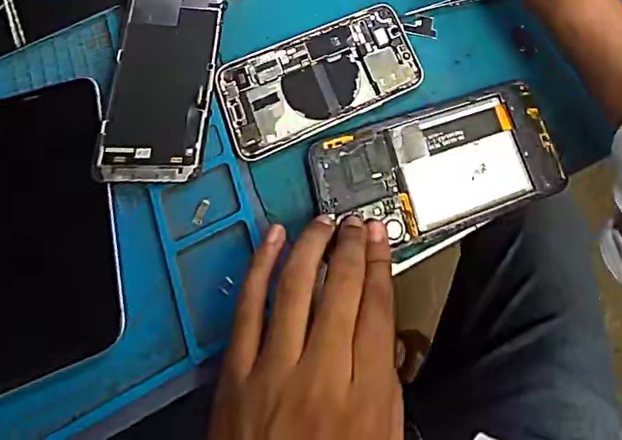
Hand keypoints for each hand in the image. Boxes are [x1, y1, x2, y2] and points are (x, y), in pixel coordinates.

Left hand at [209, 216, 400, 439]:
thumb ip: (387, 386)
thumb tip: (386, 329)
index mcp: (364, 399)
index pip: (378, 309)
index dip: (380, 264)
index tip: (380, 239)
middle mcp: (321, 378)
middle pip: (342, 289)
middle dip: (352, 246)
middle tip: (356, 224)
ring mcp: (273, 374)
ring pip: (297, 286)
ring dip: (313, 245)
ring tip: (323, 222)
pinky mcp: (234, 377)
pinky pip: (249, 308)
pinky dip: (261, 266)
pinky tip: (273, 238)